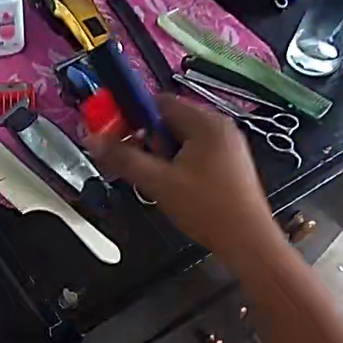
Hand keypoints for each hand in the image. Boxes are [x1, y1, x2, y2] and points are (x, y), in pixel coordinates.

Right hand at [86, 95, 283, 259]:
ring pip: (181, 140)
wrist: (247, 241)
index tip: (114, 131)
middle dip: (146, 140)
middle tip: (136, 162)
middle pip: (169, 121)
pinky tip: (175, 188)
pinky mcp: (229, 166)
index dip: (131, 114)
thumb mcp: (158, 183)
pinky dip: (178, 165)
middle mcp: (220, 129)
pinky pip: (195, 154)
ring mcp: (227, 147)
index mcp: (206, 123)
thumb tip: (96, 141)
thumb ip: (124, 159)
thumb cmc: (211, 210)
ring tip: (158, 181)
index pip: (159, 102)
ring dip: (161, 156)